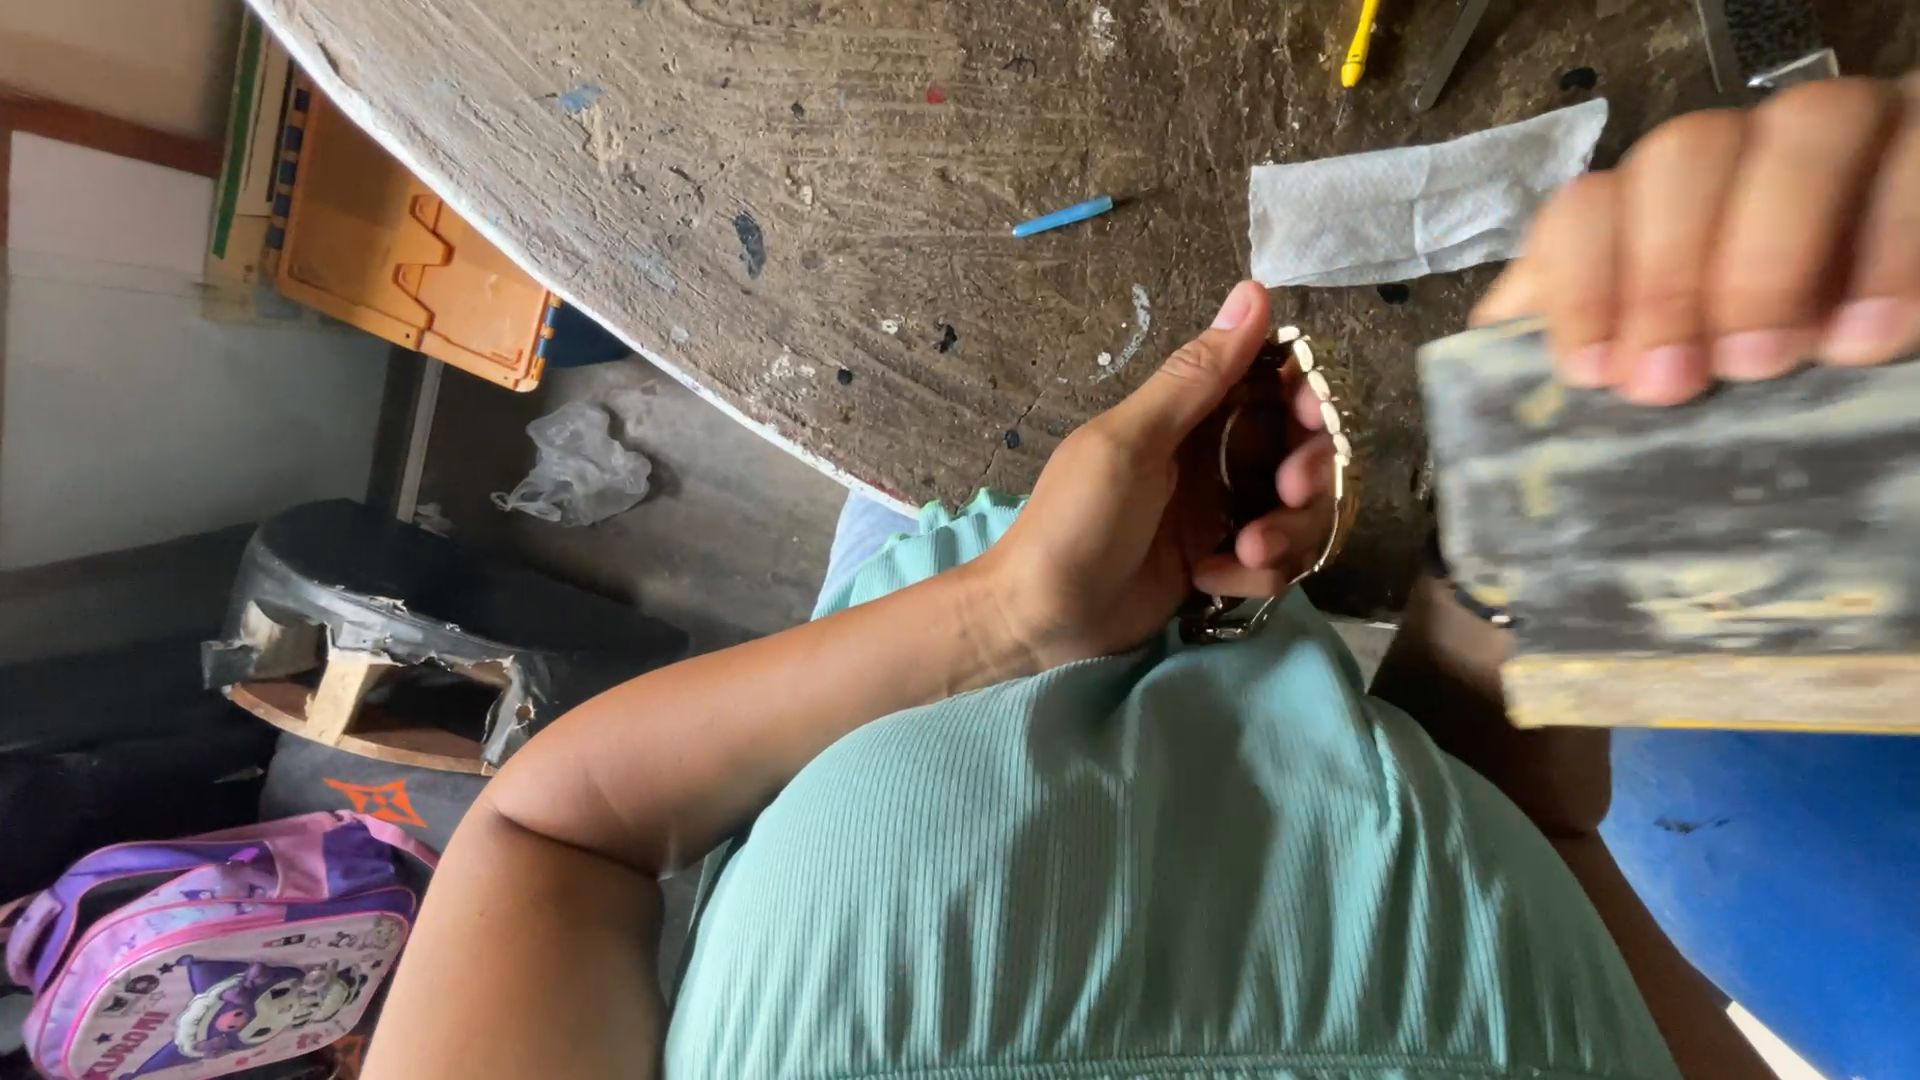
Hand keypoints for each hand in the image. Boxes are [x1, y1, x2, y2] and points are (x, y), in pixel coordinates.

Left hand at [972, 281, 1337, 668]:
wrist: (1042, 615)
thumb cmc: (1075, 520)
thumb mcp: (1130, 443)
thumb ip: (1194, 376)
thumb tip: (1254, 288)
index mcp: (1186, 416)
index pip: (1271, 384)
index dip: (1304, 396)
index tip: (1310, 418)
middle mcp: (1211, 458)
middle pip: (1301, 449)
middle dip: (1309, 473)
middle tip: (1290, 493)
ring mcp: (1218, 513)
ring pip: (1299, 511)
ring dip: (1287, 533)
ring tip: (1243, 554)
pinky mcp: (1221, 564)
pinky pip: (1274, 563)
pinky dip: (1252, 574)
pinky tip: (1206, 580)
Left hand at [1475, 76, 1919, 403]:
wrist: (1835, 317)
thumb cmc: (1701, 345)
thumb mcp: (1622, 348)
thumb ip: (1567, 348)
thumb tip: (1486, 386)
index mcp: (1629, 203)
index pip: (1580, 210)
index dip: (1580, 290)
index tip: (1592, 375)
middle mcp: (1721, 151)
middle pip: (1681, 161)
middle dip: (1668, 278)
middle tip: (1673, 381)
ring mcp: (1832, 128)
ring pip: (1804, 133)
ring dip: (1773, 257)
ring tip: (1766, 363)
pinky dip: (1894, 255)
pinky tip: (1869, 341)